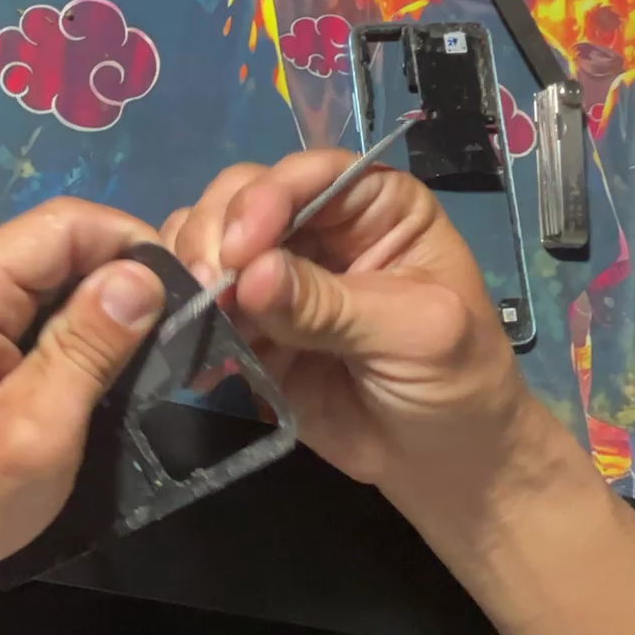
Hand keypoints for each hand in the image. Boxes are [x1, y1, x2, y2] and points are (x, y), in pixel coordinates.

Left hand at [0, 198, 165, 586]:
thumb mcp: (41, 429)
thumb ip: (90, 345)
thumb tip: (143, 274)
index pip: (63, 224)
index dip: (130, 244)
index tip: (179, 290)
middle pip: (54, 239)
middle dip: (116, 274)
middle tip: (167, 327)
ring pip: (45, 263)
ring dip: (95, 296)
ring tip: (138, 343)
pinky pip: (25, 289)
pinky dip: (66, 313)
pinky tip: (91, 350)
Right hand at [163, 152, 580, 531]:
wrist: (435, 460)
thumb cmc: (454, 382)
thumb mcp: (414, 334)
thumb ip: (330, 305)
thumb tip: (251, 276)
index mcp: (373, 208)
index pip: (309, 174)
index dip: (267, 198)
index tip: (241, 250)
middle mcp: (314, 227)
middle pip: (240, 195)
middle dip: (216, 233)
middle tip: (210, 286)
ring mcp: (270, 274)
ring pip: (206, 237)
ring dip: (190, 266)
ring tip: (200, 314)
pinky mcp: (243, 320)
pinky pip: (194, 295)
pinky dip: (180, 309)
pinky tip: (196, 349)